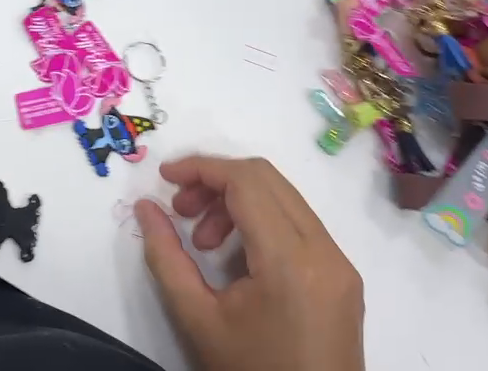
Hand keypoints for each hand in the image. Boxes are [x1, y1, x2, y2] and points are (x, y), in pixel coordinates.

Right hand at [136, 157, 364, 370]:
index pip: (245, 181)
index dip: (200, 168)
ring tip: (203, 242)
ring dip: (236, 201)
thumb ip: (166, 256)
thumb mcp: (197, 319)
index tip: (165, 179)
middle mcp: (325, 252)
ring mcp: (340, 265)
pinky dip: (260, 221)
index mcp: (292, 261)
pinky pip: (298, 224)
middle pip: (265, 178)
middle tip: (180, 209)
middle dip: (215, 181)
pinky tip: (234, 257)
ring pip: (283, 197)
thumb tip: (145, 207)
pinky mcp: (342, 278)